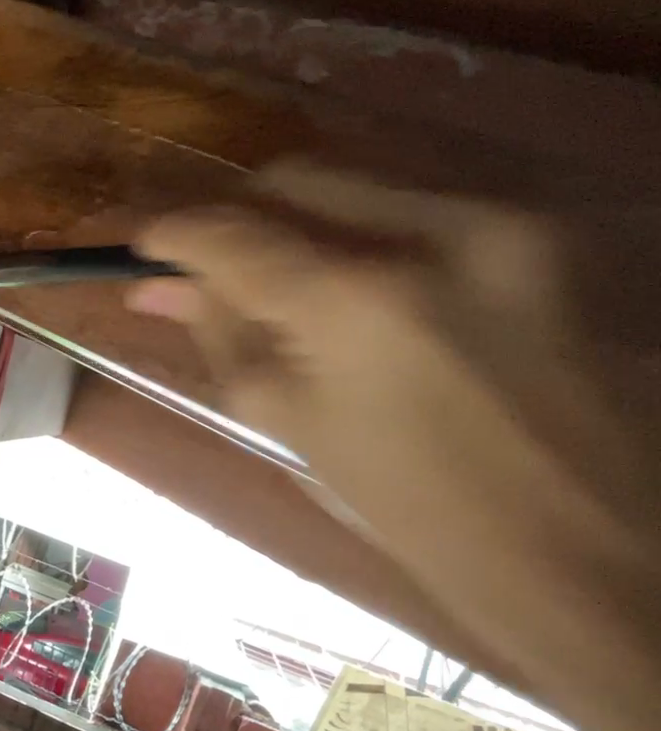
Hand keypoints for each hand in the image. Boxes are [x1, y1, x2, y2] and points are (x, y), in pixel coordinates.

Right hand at [131, 161, 660, 730]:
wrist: (592, 550)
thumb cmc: (411, 507)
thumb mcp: (289, 423)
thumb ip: (221, 334)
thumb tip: (158, 288)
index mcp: (355, 298)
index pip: (231, 232)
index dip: (171, 235)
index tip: (139, 248)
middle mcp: (438, 233)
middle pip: (298, 180)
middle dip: (237, 217)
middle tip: (204, 271)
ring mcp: (507, 227)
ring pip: (360, 188)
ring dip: (298, 226)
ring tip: (278, 293)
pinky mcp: (548, 239)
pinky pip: (418, 209)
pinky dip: (360, 236)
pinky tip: (352, 296)